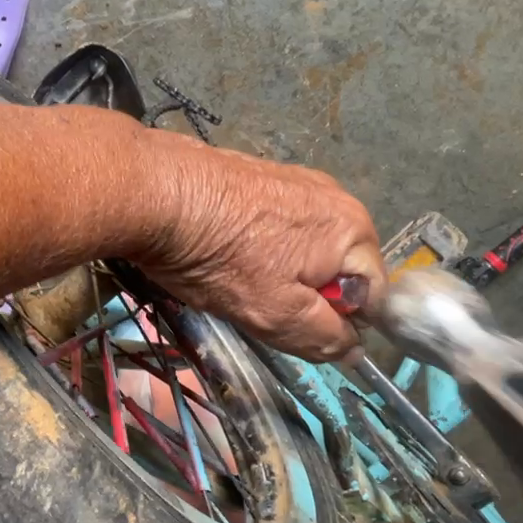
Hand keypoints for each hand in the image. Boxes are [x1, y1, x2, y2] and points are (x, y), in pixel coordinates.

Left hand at [133, 141, 384, 360]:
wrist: (151, 190)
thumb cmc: (219, 256)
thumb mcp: (276, 313)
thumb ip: (324, 336)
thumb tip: (354, 349)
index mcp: (354, 229)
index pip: (371, 297)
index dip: (337, 323)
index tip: (293, 327)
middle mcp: (334, 196)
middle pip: (335, 268)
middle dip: (303, 294)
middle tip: (256, 300)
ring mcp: (293, 179)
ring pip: (300, 247)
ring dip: (275, 269)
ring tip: (232, 272)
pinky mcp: (256, 173)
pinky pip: (270, 223)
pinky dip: (252, 241)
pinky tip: (219, 246)